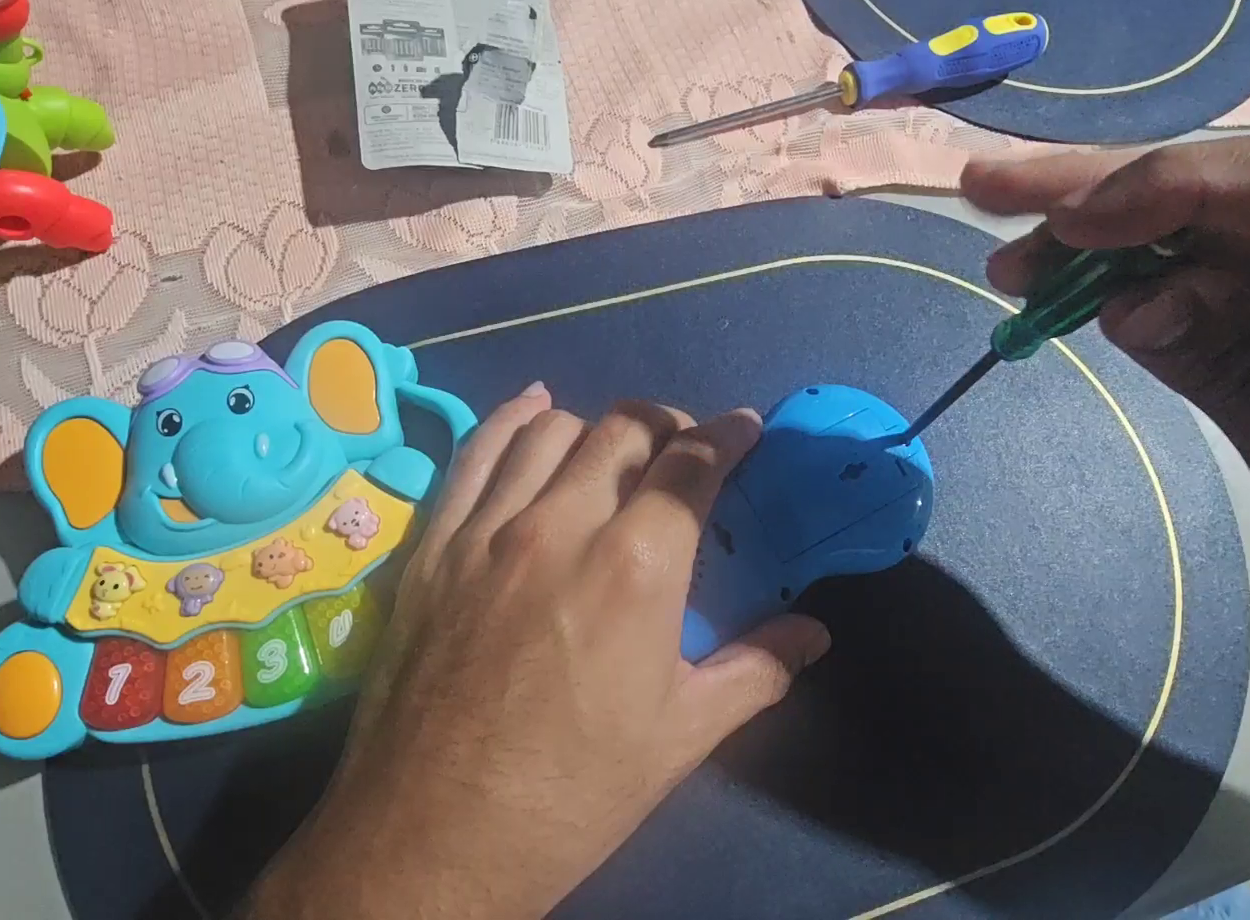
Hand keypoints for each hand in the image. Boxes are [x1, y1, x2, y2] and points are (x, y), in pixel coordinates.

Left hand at [244, 388, 829, 919]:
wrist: (434, 839)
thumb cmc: (573, 793)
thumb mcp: (680, 737)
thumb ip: (756, 670)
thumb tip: (816, 634)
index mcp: (635, 567)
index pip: (692, 465)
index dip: (727, 435)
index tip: (744, 427)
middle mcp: (561, 525)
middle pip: (624, 429)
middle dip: (666, 423)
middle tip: (682, 446)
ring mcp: (488, 529)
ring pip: (550, 430)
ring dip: (596, 426)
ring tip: (613, 448)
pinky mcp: (434, 543)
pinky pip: (475, 452)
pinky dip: (512, 420)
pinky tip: (533, 410)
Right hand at [965, 124, 1249, 708]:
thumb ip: (1249, 383)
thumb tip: (1127, 305)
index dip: (1187, 186)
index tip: (1072, 224)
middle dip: (1116, 185)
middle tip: (992, 188)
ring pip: (1221, 219)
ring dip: (1108, 234)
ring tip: (1012, 260)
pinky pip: (1220, 271)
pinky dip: (1138, 278)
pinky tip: (1070, 289)